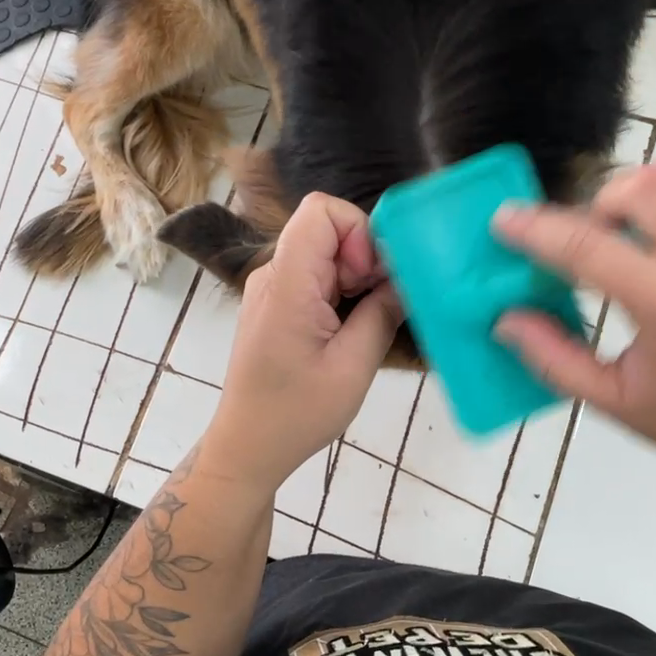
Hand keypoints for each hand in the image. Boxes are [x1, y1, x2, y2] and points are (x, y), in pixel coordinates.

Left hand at [201, 193, 405, 489]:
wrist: (249, 445)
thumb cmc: (297, 414)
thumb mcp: (352, 368)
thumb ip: (382, 314)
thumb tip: (406, 280)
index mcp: (286, 284)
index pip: (321, 210)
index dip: (357, 232)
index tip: (368, 280)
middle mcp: (272, 275)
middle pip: (327, 230)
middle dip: (363, 260)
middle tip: (376, 309)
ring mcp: (270, 290)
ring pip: (325, 255)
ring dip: (354, 281)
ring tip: (362, 327)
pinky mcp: (275, 306)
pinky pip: (315, 278)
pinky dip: (340, 295)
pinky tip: (347, 333)